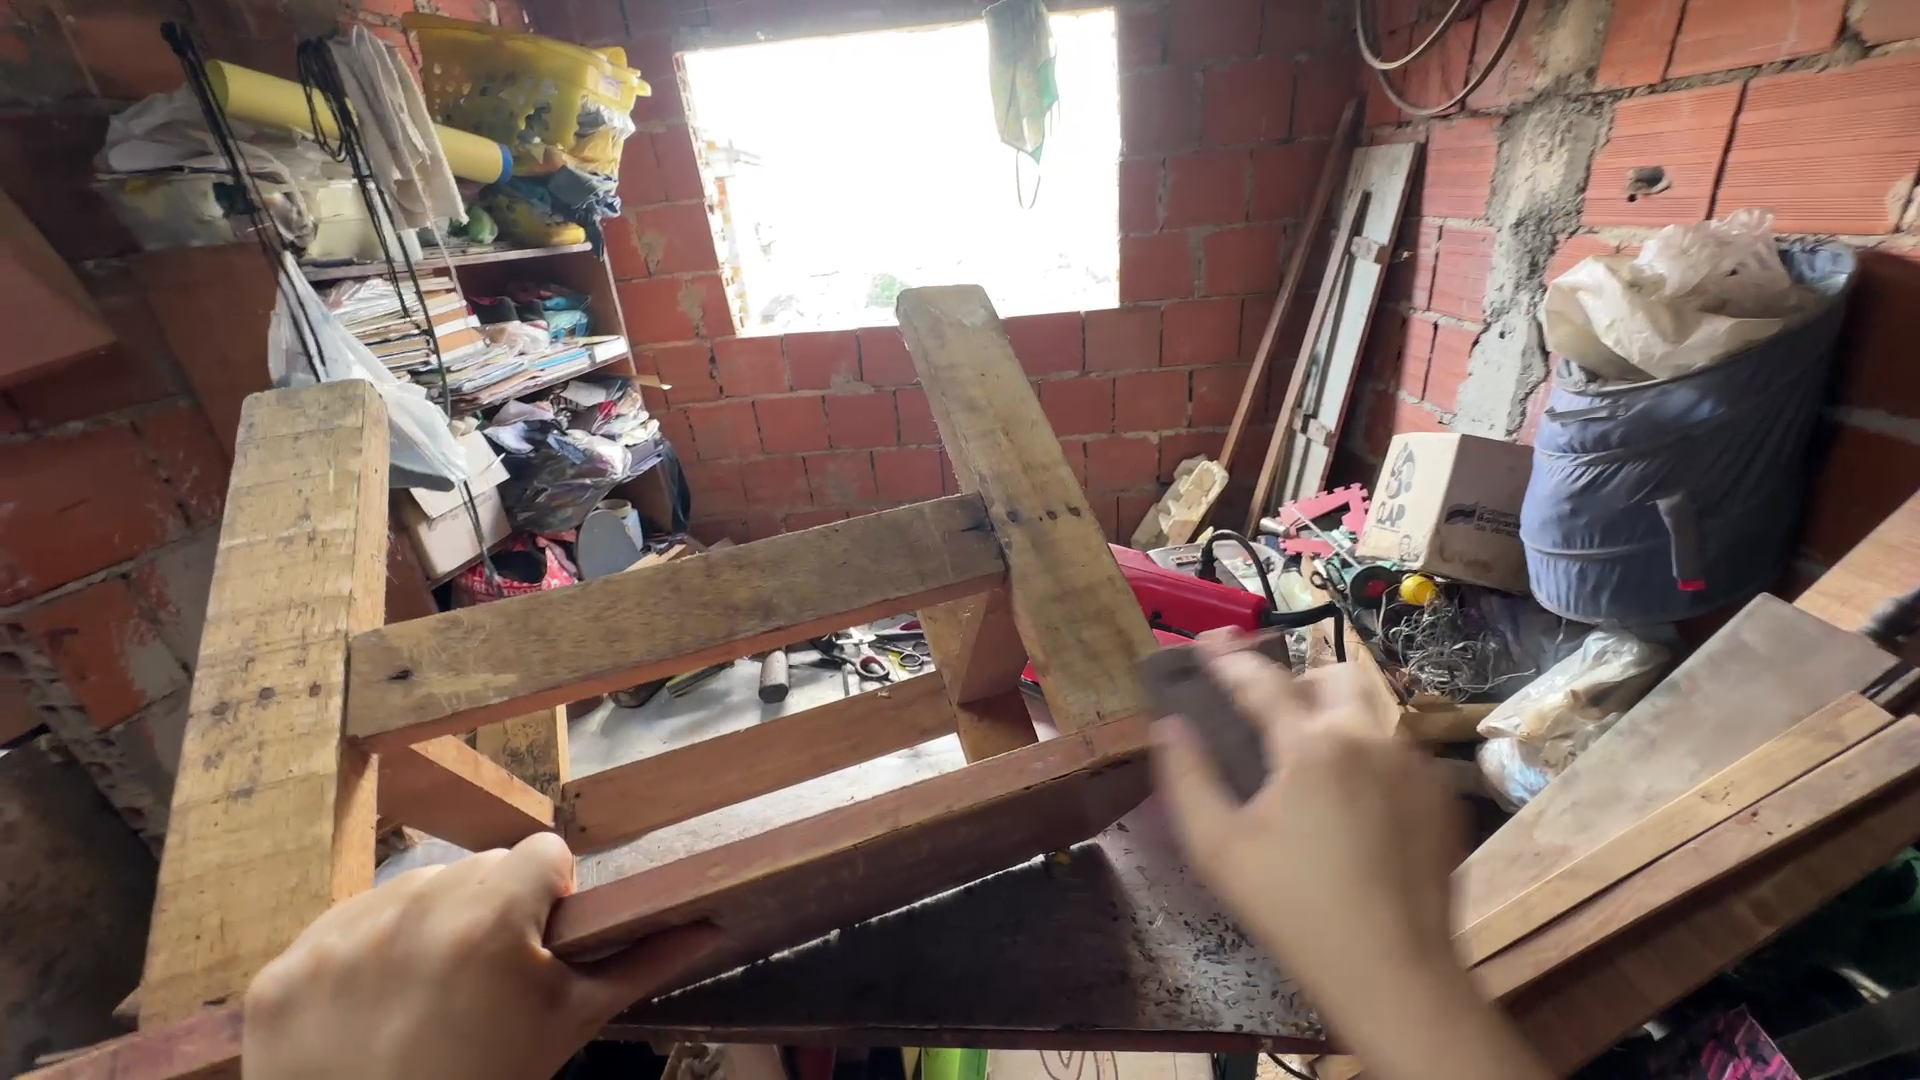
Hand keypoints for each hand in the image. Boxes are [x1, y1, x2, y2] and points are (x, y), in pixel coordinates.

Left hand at [243, 832, 722, 1079]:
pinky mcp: (281, 969)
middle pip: (482, 867)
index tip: (540, 943)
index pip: (544, 854)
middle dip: (495, 904)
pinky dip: (367, 947)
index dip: (552, 895)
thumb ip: (645, 960)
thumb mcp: (573, 1021)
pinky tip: (374, 999)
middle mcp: (413, 907)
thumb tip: (715, 922)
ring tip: (431, 985)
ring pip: (416, 885)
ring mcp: (339, 936)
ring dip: (433, 918)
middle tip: (487, 974)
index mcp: (491, 916)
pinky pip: (348, 922)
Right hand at [1152, 630, 1463, 982]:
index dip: (1228, 658)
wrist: (1395, 976)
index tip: (1206, 641)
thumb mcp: (1216, 847)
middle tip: (1268, 712)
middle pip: (1333, 675)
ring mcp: (1414, 767)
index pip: (1262, 681)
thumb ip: (1185, 775)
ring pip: (1370, 711)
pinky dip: (1366, 754)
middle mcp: (1369, 740)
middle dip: (1296, 679)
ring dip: (1333, 716)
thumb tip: (1170, 724)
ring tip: (1309, 760)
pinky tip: (1351, 802)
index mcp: (1311, 746)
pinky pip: (1397, 750)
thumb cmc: (1292, 908)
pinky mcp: (1440, 798)